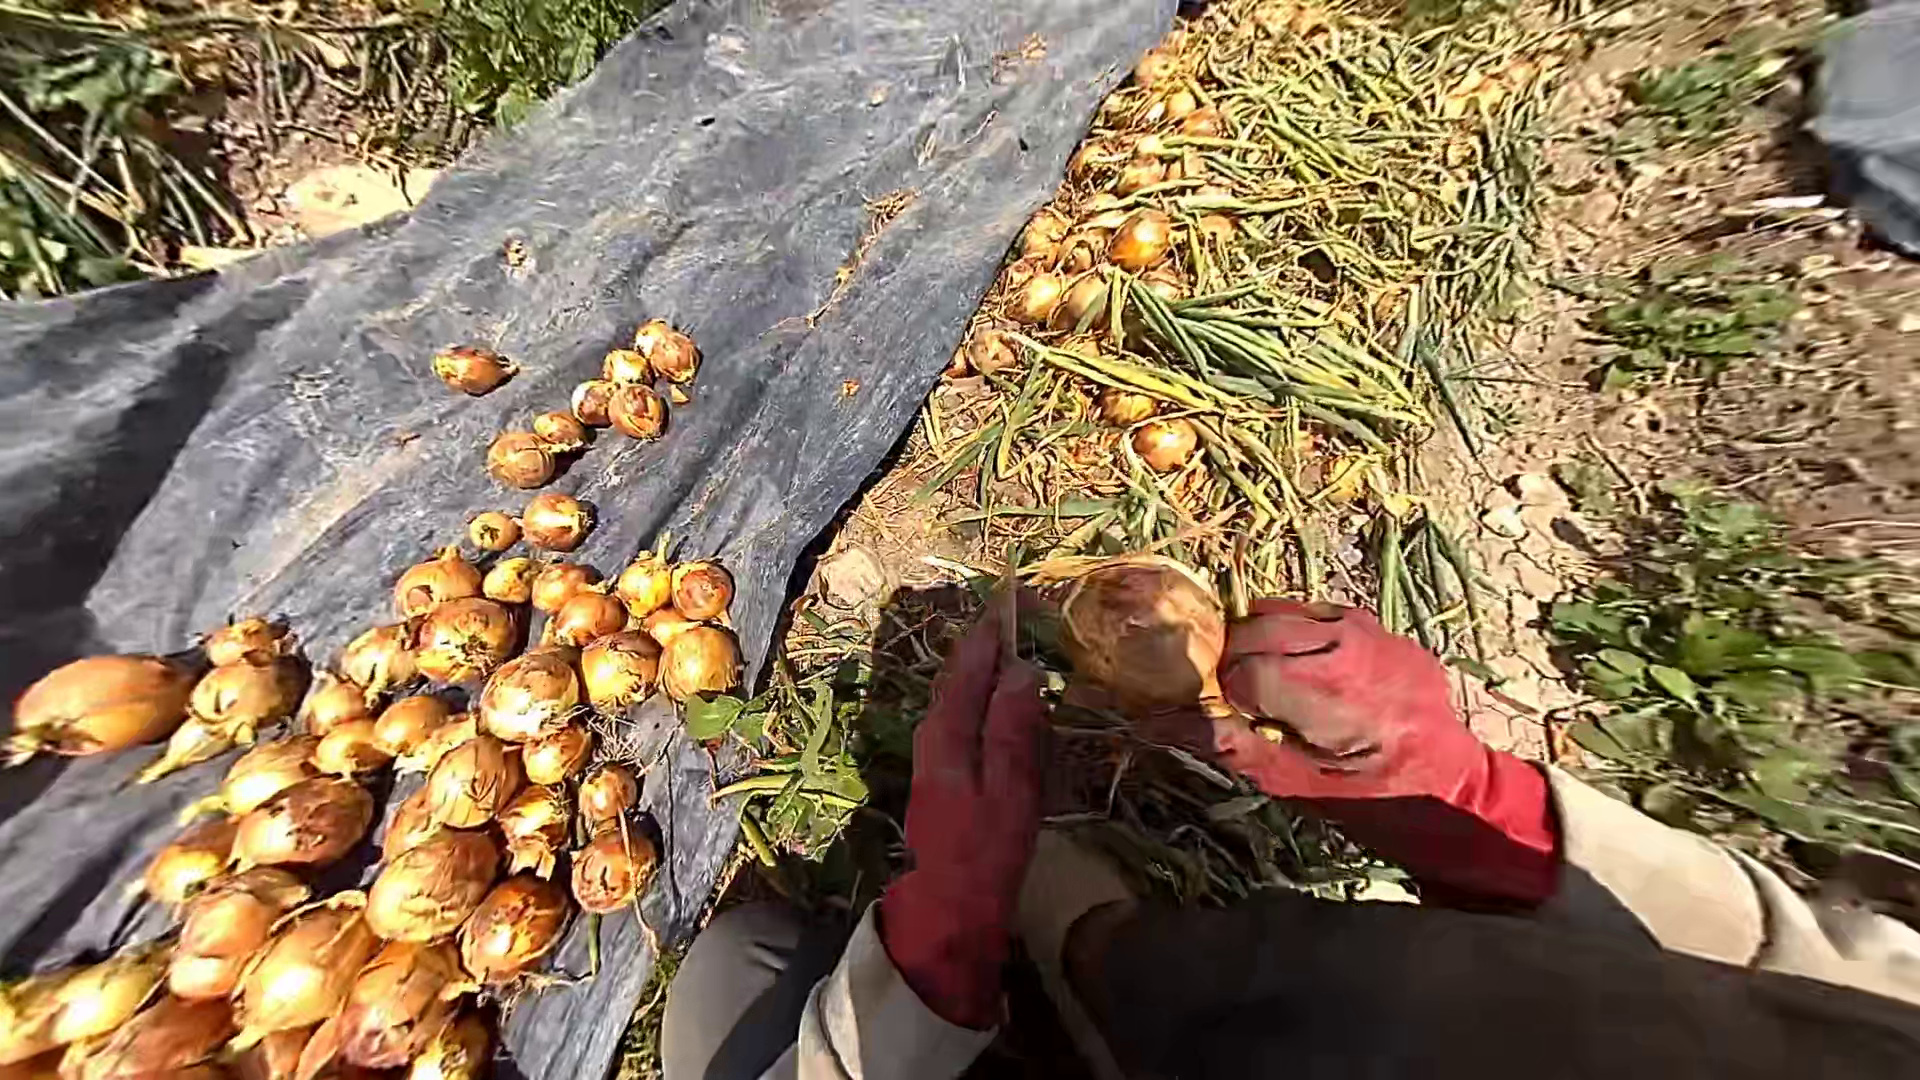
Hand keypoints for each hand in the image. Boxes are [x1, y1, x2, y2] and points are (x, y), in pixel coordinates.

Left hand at [880, 605, 1046, 1028]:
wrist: (946, 907)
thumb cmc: (983, 851)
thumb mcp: (1008, 791)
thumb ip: (1013, 729)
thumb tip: (1021, 669)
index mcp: (948, 726)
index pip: (972, 657)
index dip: (997, 623)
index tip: (1022, 593)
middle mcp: (935, 724)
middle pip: (967, 666)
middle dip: (997, 637)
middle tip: (1032, 612)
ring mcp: (937, 742)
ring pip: (968, 687)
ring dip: (996, 663)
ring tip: (1027, 643)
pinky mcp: (946, 759)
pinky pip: (971, 710)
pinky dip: (992, 693)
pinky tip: (1014, 697)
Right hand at [1214, 599, 1558, 906]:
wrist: (1454, 784)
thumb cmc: (1368, 795)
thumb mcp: (1294, 783)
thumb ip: (1228, 744)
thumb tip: (1157, 722)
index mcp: (1332, 697)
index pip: (1243, 671)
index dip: (1230, 694)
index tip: (1241, 716)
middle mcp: (1347, 649)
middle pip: (1251, 631)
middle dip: (1233, 660)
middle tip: (1243, 694)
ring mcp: (1364, 628)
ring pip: (1272, 612)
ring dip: (1255, 640)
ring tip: (1267, 675)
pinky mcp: (1371, 620)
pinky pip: (1305, 610)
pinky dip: (1285, 630)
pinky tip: (1296, 661)